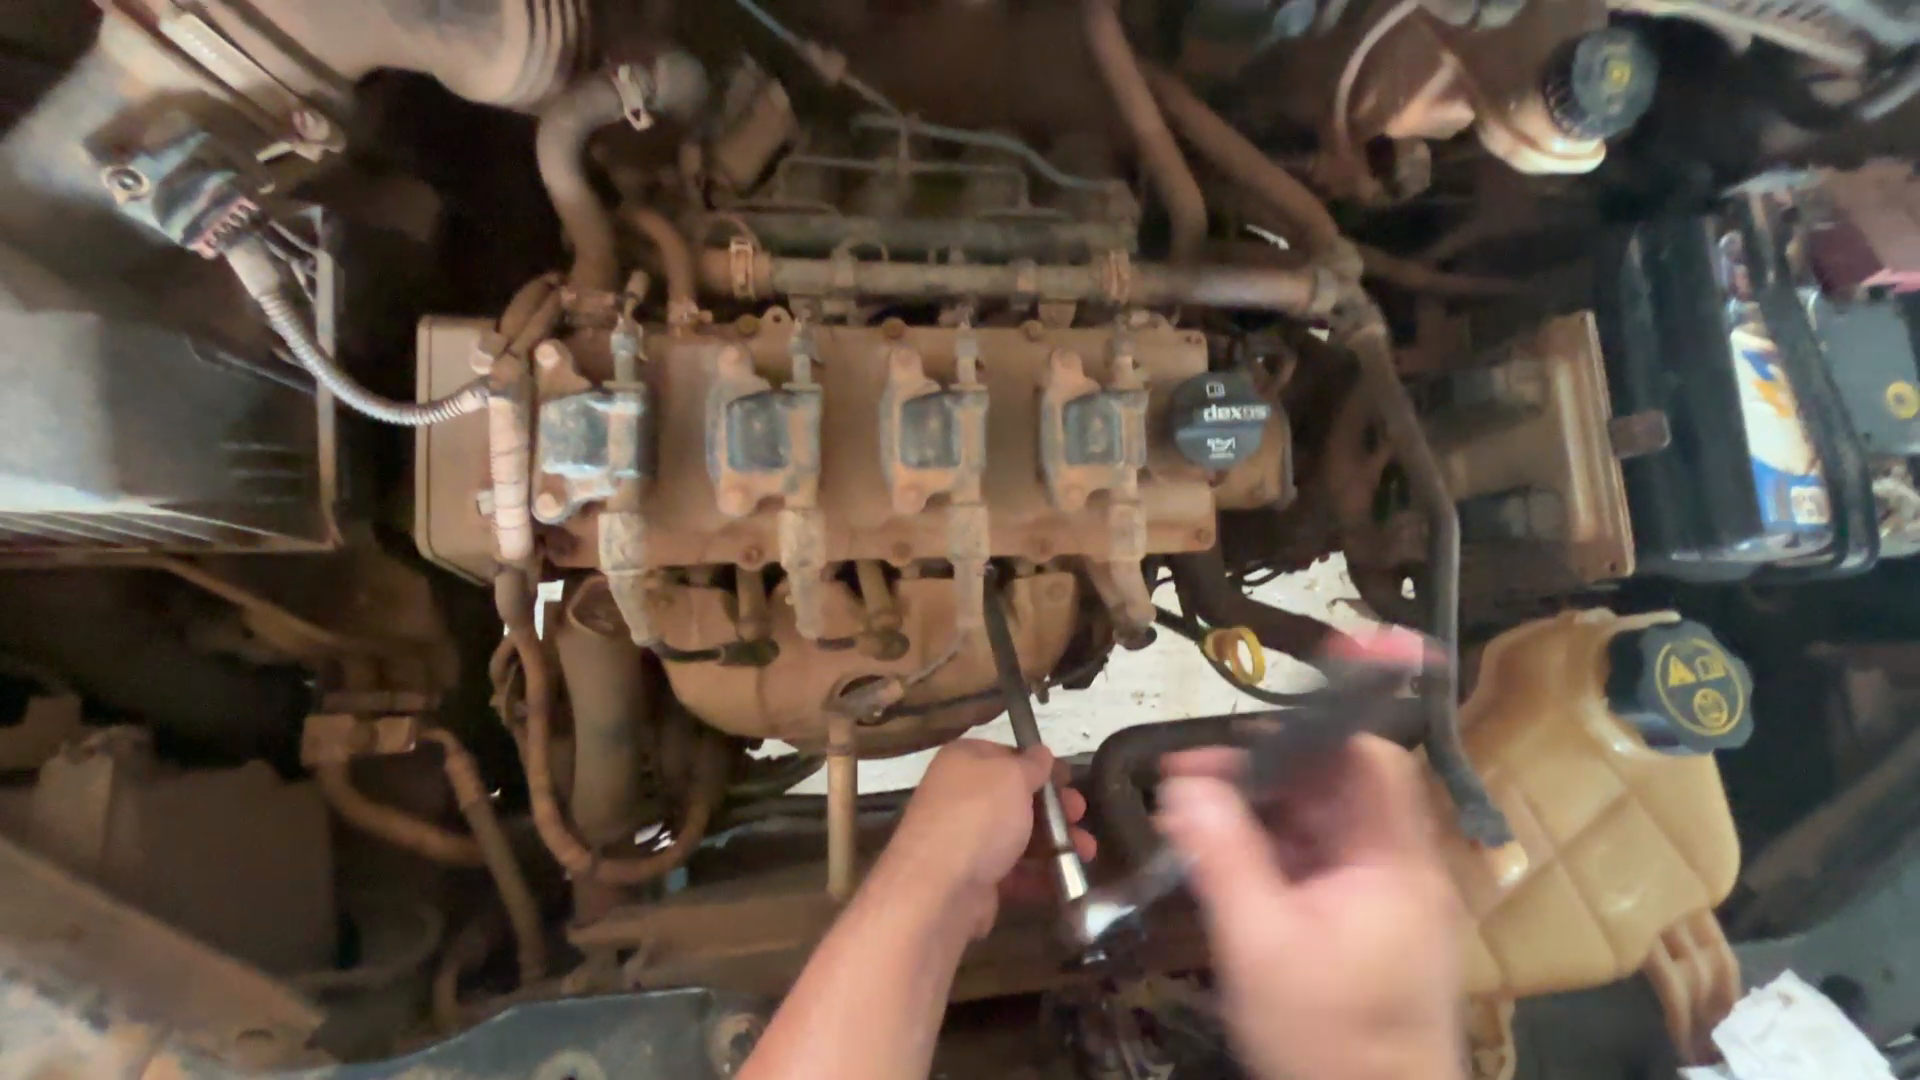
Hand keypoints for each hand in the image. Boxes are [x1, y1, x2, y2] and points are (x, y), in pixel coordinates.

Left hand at [877, 740, 1094, 936]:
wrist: (939, 888)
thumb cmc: (979, 816)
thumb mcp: (1013, 776)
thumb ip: (1032, 764)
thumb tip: (1041, 753)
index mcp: (963, 761)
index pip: (1006, 755)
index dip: (1039, 766)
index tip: (1069, 780)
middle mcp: (960, 795)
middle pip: (1015, 797)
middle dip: (1054, 807)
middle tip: (1081, 815)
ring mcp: (965, 838)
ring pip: (1017, 835)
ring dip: (1055, 843)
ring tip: (1086, 852)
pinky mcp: (972, 878)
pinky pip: (1012, 871)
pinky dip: (1039, 875)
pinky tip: (1067, 880)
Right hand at [1157, 735, 1463, 1079]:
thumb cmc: (1325, 1040)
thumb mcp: (1259, 945)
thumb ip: (1222, 857)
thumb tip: (1181, 784)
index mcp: (1392, 863)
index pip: (1368, 761)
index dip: (1309, 736)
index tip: (1236, 741)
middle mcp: (1394, 866)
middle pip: (1332, 788)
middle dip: (1258, 775)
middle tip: (1188, 780)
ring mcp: (1378, 894)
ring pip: (1315, 823)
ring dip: (1253, 812)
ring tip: (1189, 816)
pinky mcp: (1358, 918)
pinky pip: (1309, 859)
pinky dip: (1264, 848)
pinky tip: (1217, 857)